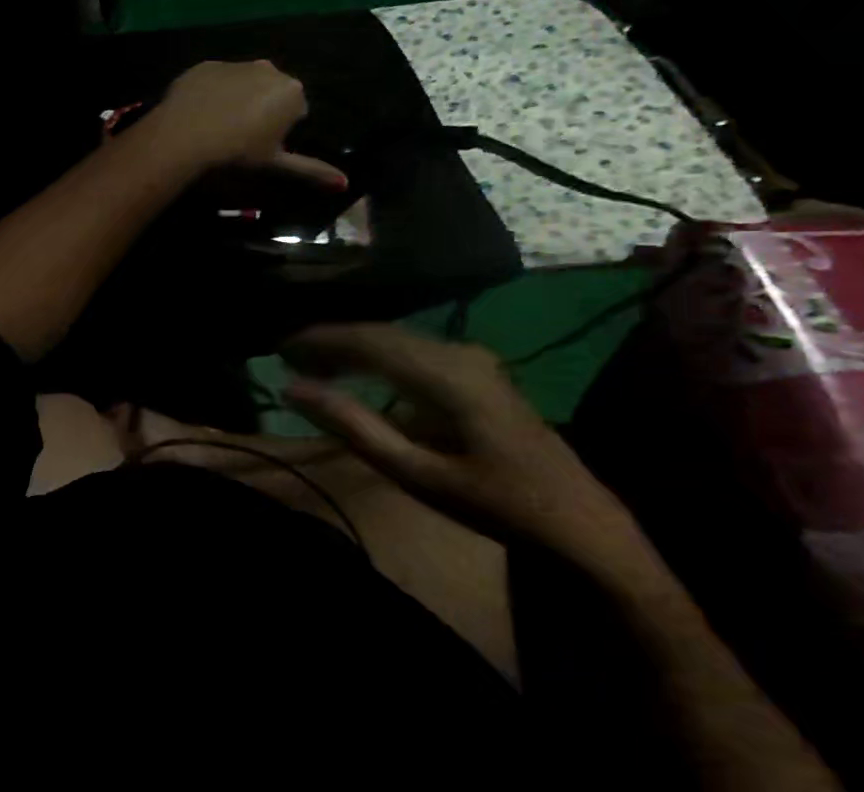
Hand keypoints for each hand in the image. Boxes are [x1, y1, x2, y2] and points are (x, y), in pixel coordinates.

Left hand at [142, 60, 347, 187]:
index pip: (295, 111)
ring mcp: (234, 64)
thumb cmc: (236, 154)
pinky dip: (209, 93)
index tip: (258, 147)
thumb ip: (310, 170)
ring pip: (241, 83)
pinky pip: (212, 80)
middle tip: (238, 138)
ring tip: (215, 127)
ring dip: (235, 99)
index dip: (278, 131)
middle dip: (260, 110)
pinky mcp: (203, 66)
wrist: (181, 138)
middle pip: (270, 92)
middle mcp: (268, 69)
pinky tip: (197, 114)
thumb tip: (345, 182)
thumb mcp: (274, 165)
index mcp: (293, 92)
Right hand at [281, 324, 644, 567]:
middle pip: (380, 333)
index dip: (319, 339)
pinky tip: (358, 376)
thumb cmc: (498, 506)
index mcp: (447, 374)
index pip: (367, 340)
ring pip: (396, 340)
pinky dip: (378, 360)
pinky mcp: (478, 374)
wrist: (585, 529)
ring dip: (352, 350)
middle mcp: (460, 354)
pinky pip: (414, 353)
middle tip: (287, 358)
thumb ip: (353, 426)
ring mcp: (474, 361)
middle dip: (331, 342)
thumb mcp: (416, 474)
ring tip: (313, 367)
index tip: (278, 348)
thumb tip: (292, 389)